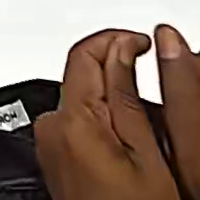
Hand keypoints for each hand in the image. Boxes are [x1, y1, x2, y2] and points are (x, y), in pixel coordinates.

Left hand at [37, 30, 182, 199]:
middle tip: (149, 72)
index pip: (85, 53)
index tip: (141, 42)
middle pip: (81, 73)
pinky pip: (77, 121)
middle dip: (114, 67)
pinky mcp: (55, 158)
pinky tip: (129, 133)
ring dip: (109, 92)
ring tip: (146, 109)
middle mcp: (52, 128)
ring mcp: (51, 144)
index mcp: (72, 121)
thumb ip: (128, 97)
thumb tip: (123, 49)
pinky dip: (102, 116)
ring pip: (82, 96)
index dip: (115, 40)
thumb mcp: (148, 159)